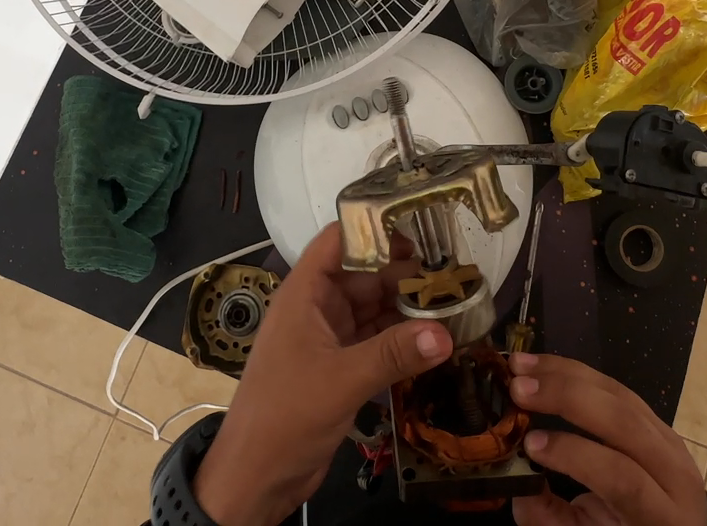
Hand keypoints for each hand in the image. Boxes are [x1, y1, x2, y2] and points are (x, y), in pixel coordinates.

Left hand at [192, 223, 452, 525]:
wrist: (254, 477)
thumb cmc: (286, 414)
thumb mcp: (342, 379)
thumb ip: (394, 354)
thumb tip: (445, 333)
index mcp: (305, 292)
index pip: (338, 241)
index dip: (373, 229)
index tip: (418, 228)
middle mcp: (317, 307)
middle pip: (364, 276)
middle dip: (404, 274)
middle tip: (452, 273)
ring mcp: (328, 338)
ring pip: (373, 309)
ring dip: (406, 308)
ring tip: (452, 303)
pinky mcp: (339, 367)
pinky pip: (375, 341)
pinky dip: (400, 340)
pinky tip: (433, 340)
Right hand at [508, 353, 706, 525]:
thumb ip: (553, 520)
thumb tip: (516, 485)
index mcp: (665, 517)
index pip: (624, 478)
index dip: (576, 455)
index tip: (529, 443)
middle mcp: (675, 472)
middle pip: (624, 421)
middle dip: (566, 397)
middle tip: (518, 388)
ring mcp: (668, 439)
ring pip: (617, 392)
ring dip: (564, 373)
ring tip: (521, 366)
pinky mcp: (655, 418)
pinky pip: (614, 387)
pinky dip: (573, 372)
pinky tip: (542, 367)